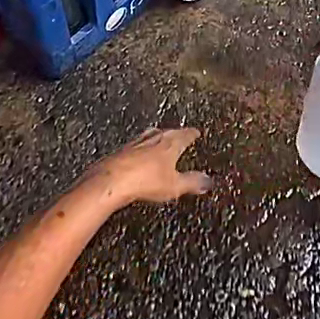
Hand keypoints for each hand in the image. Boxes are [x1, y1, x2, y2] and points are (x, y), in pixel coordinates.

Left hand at [80, 127, 212, 206]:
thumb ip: (192, 182)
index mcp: (169, 143)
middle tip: (181, 134)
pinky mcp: (122, 151)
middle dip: (175, 134)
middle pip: (168, 132)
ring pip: (151, 136)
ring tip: (161, 140)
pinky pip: (137, 145)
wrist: (112, 180)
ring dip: (158, 138)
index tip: (196, 132)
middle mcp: (153, 138)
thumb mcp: (175, 186)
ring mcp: (136, 143)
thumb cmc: (145, 180)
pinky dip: (143, 148)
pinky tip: (140, 154)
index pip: (185, 135)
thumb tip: (207, 180)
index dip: (191, 134)